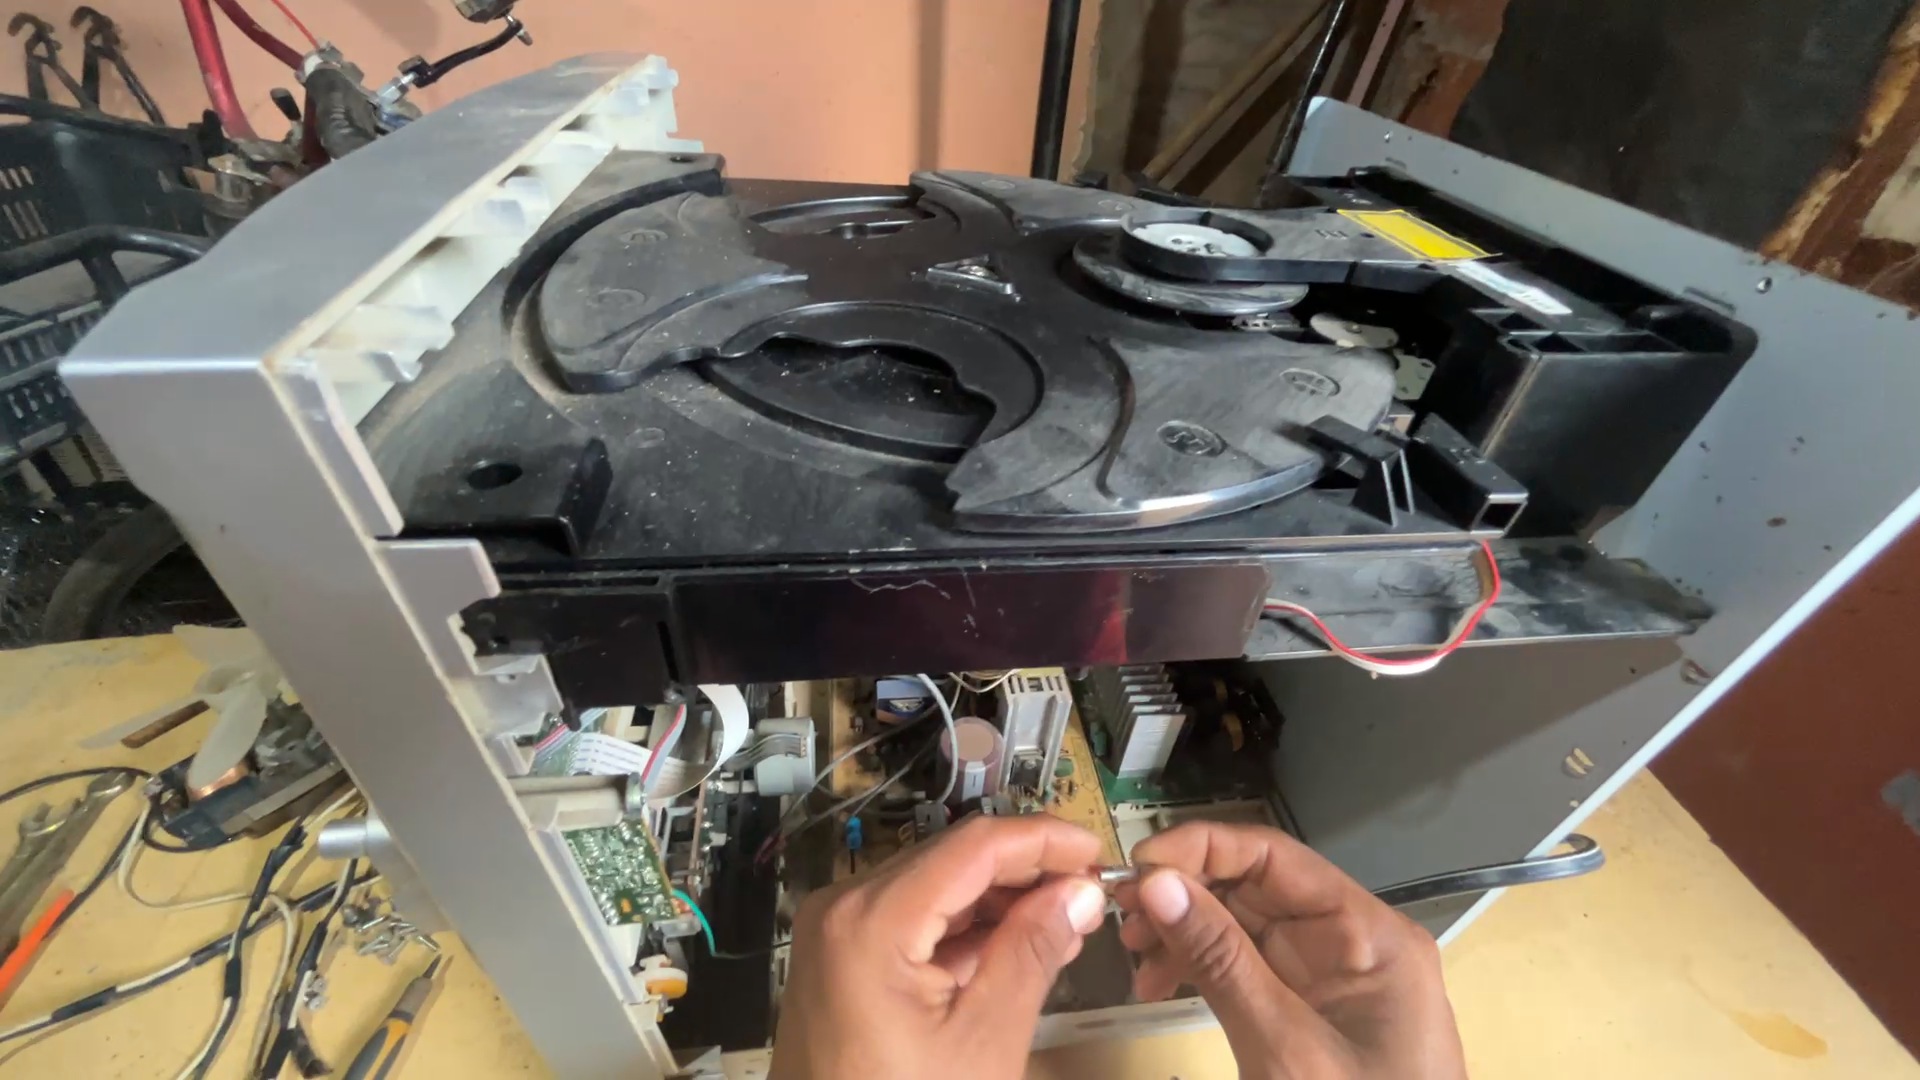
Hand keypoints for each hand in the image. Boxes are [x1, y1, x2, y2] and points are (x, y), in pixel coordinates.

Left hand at [770, 815, 1108, 1079]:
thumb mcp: (982, 1045)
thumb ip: (1032, 954)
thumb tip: (1081, 892)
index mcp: (872, 919)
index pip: (972, 847)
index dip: (1040, 840)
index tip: (1096, 850)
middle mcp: (845, 902)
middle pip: (951, 859)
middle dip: (1024, 869)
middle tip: (1087, 888)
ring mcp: (837, 925)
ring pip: (935, 883)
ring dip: (1000, 896)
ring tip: (1064, 915)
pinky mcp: (841, 949)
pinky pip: (913, 916)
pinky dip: (965, 925)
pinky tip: (1016, 937)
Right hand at [1115, 823, 1465, 1079]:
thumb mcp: (1285, 1051)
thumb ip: (1219, 958)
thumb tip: (1153, 880)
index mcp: (1367, 932)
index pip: (1273, 854)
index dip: (1201, 848)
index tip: (1137, 865)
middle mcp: (1345, 937)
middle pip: (1249, 885)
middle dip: (1182, 894)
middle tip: (1123, 912)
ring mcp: (1320, 972)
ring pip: (1234, 921)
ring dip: (1179, 930)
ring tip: (1134, 954)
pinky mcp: (1298, 1005)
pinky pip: (1236, 962)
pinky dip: (1192, 966)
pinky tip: (1155, 984)